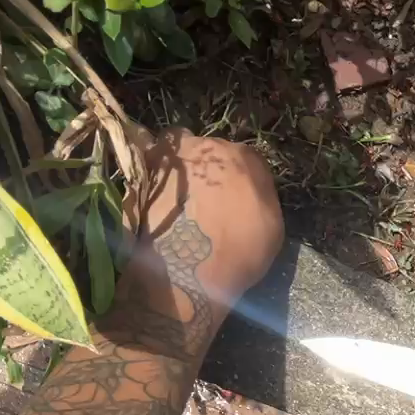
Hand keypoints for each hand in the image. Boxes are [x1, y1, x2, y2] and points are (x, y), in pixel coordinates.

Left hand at [135, 130, 282, 301]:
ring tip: (186, 206)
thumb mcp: (272, 225)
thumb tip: (249, 185)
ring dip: (185, 174)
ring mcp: (170, 155)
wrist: (188, 269)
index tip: (243, 200)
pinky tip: (164, 204)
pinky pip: (154, 168)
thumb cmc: (241, 251)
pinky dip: (160, 181)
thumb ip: (261, 194)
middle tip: (212, 203)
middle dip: (213, 173)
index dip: (245, 181)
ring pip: (181, 158)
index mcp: (242, 157)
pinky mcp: (142, 171)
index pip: (248, 160)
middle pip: (212, 152)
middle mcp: (205, 145)